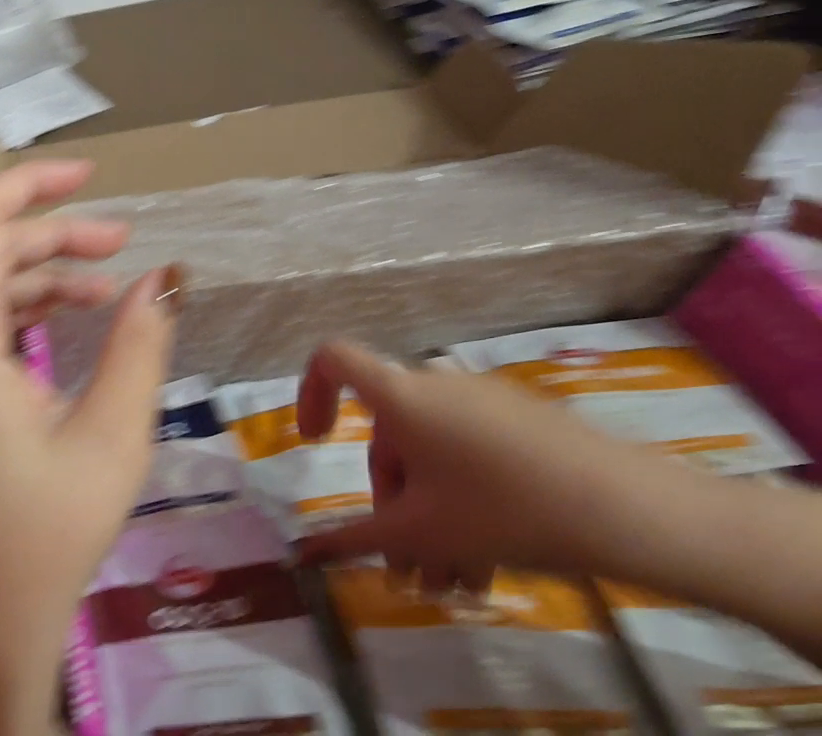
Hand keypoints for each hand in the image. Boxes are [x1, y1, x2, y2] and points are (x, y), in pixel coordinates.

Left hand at [0, 159, 180, 735]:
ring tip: (110, 289)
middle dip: (52, 235)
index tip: (93, 173)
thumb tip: (164, 278)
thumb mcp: (108, 436)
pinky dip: (15, 314)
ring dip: (38, 276)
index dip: (33, 182)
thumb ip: (138, 345)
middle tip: (124, 242)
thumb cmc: (38, 532)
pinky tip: (67, 327)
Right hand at [295, 340, 683, 591]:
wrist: (641, 514)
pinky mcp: (533, 421)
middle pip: (390, 433)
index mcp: (399, 396)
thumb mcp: (420, 533)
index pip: (331, 359)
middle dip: (392, 502)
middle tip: (408, 563)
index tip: (316, 441)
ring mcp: (490, 400)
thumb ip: (353, 538)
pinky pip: (475, 452)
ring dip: (432, 514)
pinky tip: (490, 558)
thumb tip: (300, 552)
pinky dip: (466, 497)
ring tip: (455, 580)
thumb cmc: (505, 512)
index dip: (310, 392)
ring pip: (436, 454)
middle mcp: (438, 385)